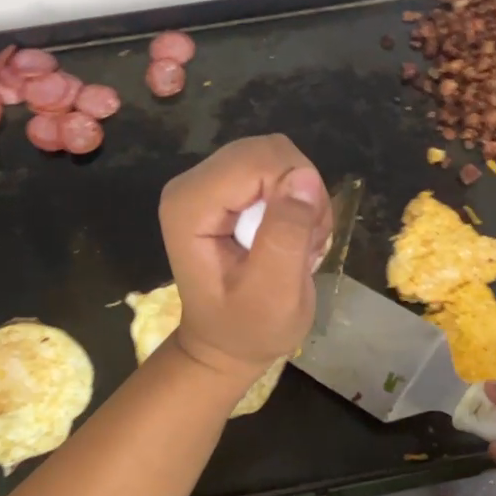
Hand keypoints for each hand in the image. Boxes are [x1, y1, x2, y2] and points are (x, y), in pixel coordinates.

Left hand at [159, 136, 329, 380]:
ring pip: (277, 157)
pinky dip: (295, 201)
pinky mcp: (224, 187)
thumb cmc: (248, 329)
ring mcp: (207, 183)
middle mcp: (191, 184)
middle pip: (268, 151)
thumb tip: (304, 176)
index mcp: (190, 205)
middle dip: (301, 193)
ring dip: (302, 199)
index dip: (295, 193)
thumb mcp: (275, 294)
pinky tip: (289, 236)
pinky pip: (276, 169)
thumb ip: (286, 235)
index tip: (302, 242)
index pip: (259, 161)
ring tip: (296, 246)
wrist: (226, 345)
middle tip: (303, 244)